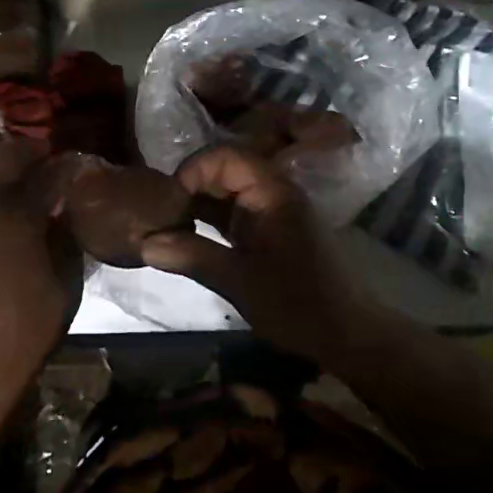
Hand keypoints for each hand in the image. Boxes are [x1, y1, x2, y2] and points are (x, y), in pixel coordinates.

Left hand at [0, 139, 80, 391]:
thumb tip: (70, 214)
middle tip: (64, 167)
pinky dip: (4, 198)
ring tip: (47, 190)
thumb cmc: (23, 329)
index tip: (91, 165)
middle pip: (6, 159)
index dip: (72, 164)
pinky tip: (26, 218)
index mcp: (15, 212)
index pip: (49, 170)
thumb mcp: (64, 284)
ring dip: (16, 175)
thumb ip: (68, 239)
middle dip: (35, 155)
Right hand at [139, 145, 366, 355]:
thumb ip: (193, 257)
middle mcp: (272, 192)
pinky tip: (185, 235)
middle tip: (160, 215)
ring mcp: (270, 210)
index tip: (168, 203)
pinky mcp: (266, 229)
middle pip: (223, 169)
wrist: (348, 335)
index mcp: (274, 192)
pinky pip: (231, 211)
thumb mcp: (240, 283)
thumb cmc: (299, 305)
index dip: (193, 170)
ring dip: (196, 203)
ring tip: (166, 225)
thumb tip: (144, 243)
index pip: (226, 157)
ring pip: (225, 190)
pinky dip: (207, 219)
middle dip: (189, 187)